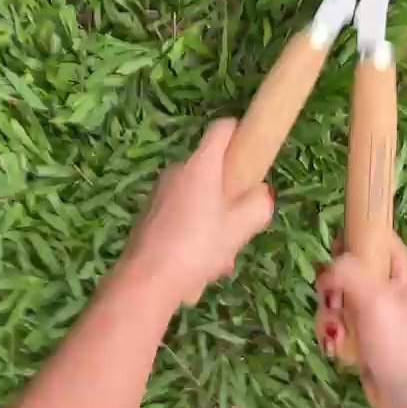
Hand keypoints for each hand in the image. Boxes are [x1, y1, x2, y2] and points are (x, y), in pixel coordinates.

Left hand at [120, 119, 275, 308]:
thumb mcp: (240, 229)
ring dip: (213, 224)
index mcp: (200, 165)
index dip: (240, 133)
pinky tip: (197, 268)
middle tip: (239, 229)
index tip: (253, 153)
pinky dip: (193, 234)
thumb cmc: (197, 247)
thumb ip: (257, 206)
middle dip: (230, 198)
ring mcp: (160, 191)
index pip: (222, 129)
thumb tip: (260, 193)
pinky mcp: (149, 213)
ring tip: (218, 261)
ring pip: (198, 198)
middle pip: (212, 170)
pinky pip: (181, 215)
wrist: (147, 278)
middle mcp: (177, 170)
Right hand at [315, 241, 406, 407]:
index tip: (334, 250)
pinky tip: (337, 347)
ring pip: (337, 297)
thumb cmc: (402, 343)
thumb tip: (327, 272)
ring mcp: (374, 314)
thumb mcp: (375, 298)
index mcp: (401, 272)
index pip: (376, 235)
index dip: (353, 235)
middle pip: (347, 267)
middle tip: (333, 300)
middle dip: (332, 284)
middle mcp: (387, 288)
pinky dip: (333, 334)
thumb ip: (348, 270)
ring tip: (337, 332)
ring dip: (329, 314)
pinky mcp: (363, 337)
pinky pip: (338, 324)